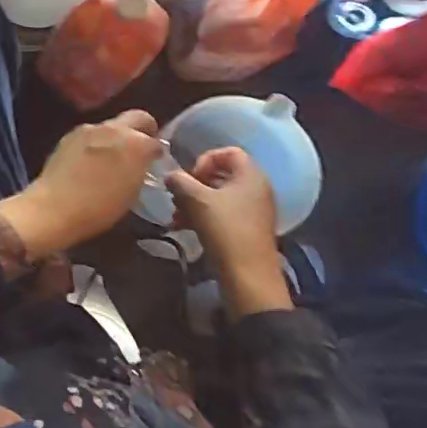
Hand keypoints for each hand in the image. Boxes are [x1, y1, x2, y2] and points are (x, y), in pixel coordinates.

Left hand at [0, 110, 160, 257]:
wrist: (53, 208)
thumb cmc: (98, 209)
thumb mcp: (131, 194)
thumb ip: (139, 171)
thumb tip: (141, 164)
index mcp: (137, 145)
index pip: (156, 142)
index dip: (156, 153)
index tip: (153, 163)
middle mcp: (115, 129)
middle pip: (137, 118)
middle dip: (142, 130)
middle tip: (138, 149)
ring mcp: (89, 129)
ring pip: (111, 125)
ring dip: (116, 136)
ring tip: (110, 157)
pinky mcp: (69, 135)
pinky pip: (90, 133)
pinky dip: (96, 142)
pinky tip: (89, 160)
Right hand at [166, 148, 290, 320]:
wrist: (248, 275)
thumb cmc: (225, 230)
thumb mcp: (196, 200)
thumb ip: (180, 181)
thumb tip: (170, 175)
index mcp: (251, 175)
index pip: (228, 152)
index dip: (204, 159)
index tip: (189, 177)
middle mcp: (256, 188)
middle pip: (221, 173)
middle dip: (194, 183)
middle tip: (178, 196)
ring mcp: (253, 209)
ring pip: (218, 194)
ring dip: (193, 201)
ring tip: (177, 215)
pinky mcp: (246, 227)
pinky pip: (222, 212)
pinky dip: (202, 214)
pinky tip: (184, 227)